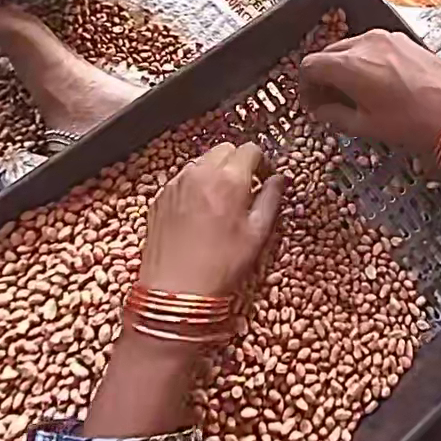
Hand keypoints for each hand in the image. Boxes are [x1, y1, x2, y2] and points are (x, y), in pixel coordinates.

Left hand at [139, 141, 285, 298]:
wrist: (174, 291)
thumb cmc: (220, 265)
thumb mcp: (257, 233)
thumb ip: (271, 199)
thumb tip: (281, 179)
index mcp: (229, 179)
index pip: (250, 149)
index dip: (262, 162)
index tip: (265, 178)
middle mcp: (200, 173)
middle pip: (225, 150)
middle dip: (238, 162)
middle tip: (245, 188)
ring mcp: (176, 183)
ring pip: (201, 162)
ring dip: (215, 172)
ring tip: (222, 201)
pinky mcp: (160, 197)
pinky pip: (182, 179)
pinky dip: (195, 185)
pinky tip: (200, 212)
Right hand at [298, 30, 440, 158]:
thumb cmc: (413, 122)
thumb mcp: (366, 126)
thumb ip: (335, 115)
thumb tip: (322, 110)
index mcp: (349, 64)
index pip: (309, 65)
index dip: (305, 85)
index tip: (311, 102)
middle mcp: (364, 43)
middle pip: (328, 53)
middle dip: (323, 76)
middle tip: (327, 101)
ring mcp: (385, 37)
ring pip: (349, 48)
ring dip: (342, 67)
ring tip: (352, 94)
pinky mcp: (403, 39)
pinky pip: (371, 46)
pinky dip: (363, 61)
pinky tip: (374, 83)